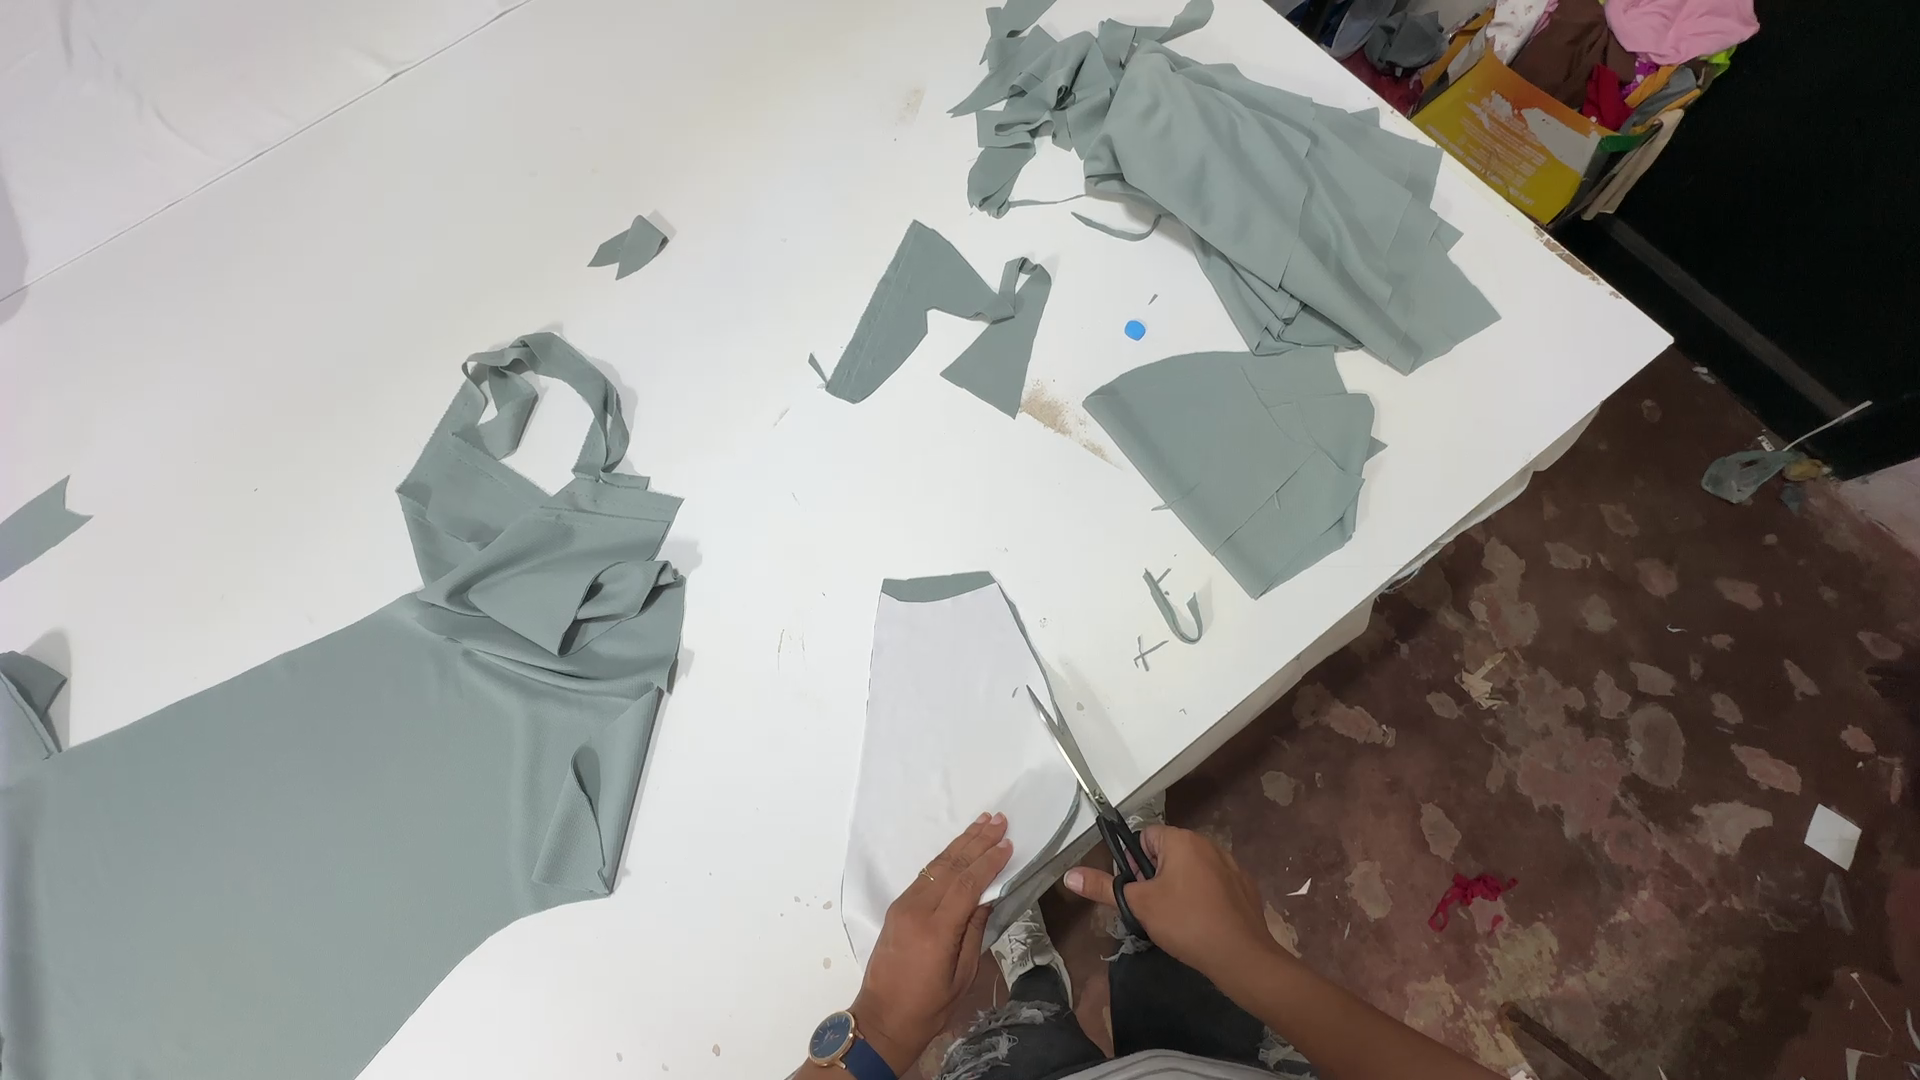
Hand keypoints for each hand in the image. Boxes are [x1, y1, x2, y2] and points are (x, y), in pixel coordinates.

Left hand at [852, 813, 1013, 1073]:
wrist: (881, 1020)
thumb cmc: (928, 1008)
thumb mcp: (962, 976)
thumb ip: (974, 931)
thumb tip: (988, 895)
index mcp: (936, 931)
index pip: (966, 885)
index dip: (988, 862)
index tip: (1007, 844)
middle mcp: (917, 909)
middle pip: (951, 866)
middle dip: (977, 841)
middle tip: (999, 820)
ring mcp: (903, 904)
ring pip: (936, 864)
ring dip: (962, 842)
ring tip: (982, 822)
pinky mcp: (897, 906)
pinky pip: (926, 874)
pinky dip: (946, 857)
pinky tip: (960, 847)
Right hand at [1063, 825, 1284, 983]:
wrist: (1243, 958)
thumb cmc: (1186, 923)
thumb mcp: (1139, 905)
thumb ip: (1103, 887)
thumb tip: (1069, 876)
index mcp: (1181, 839)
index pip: (1145, 837)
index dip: (1135, 864)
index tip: (1138, 891)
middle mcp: (1207, 843)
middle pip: (1168, 853)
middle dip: (1157, 878)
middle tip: (1155, 909)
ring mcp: (1230, 864)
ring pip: (1191, 870)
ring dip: (1180, 887)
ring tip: (1178, 920)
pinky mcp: (1245, 887)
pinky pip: (1214, 885)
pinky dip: (1205, 899)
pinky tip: (1203, 924)